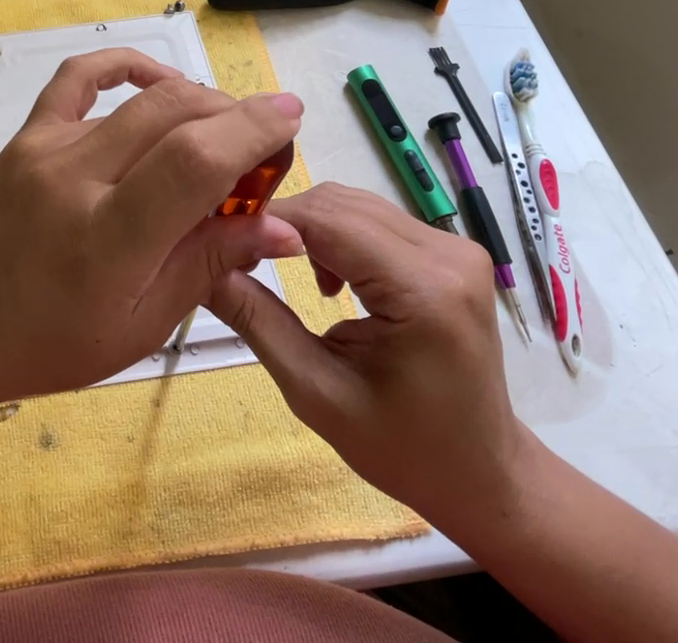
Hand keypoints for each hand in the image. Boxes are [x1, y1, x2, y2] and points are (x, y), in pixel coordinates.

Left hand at [0, 47, 304, 417]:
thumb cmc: (42, 345)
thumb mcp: (135, 328)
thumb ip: (206, 265)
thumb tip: (279, 228)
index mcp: (109, 238)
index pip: (196, 159)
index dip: (255, 130)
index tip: (291, 121)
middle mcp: (76, 177)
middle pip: (174, 113)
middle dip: (234, 114)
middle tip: (262, 144)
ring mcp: (44, 149)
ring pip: (136, 101)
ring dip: (192, 107)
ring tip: (217, 135)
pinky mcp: (23, 139)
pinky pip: (76, 80)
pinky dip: (124, 67)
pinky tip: (157, 80)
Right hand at [204, 183, 530, 525]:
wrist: (479, 473)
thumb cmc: (399, 447)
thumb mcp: (313, 391)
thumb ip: (256, 320)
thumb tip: (198, 266)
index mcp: (423, 291)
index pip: (326, 222)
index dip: (263, 220)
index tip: (212, 235)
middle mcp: (449, 254)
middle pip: (340, 205)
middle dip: (279, 221)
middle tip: (233, 253)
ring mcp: (456, 249)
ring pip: (354, 205)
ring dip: (306, 227)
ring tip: (276, 269)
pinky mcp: (451, 254)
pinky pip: (375, 221)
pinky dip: (335, 236)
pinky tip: (326, 280)